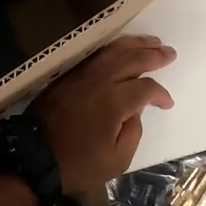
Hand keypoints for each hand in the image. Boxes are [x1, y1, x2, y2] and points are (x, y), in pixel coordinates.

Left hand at [30, 34, 175, 196]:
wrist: (35, 156)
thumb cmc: (78, 164)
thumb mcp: (116, 160)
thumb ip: (133, 132)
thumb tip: (135, 111)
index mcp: (114, 102)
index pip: (145, 88)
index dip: (160, 94)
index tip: (166, 103)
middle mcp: (99, 80)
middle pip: (131, 58)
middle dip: (154, 55)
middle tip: (170, 53)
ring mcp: (82, 74)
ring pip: (112, 49)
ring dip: (134, 43)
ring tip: (152, 41)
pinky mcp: (69, 74)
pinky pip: (96, 53)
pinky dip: (113, 47)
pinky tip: (121, 48)